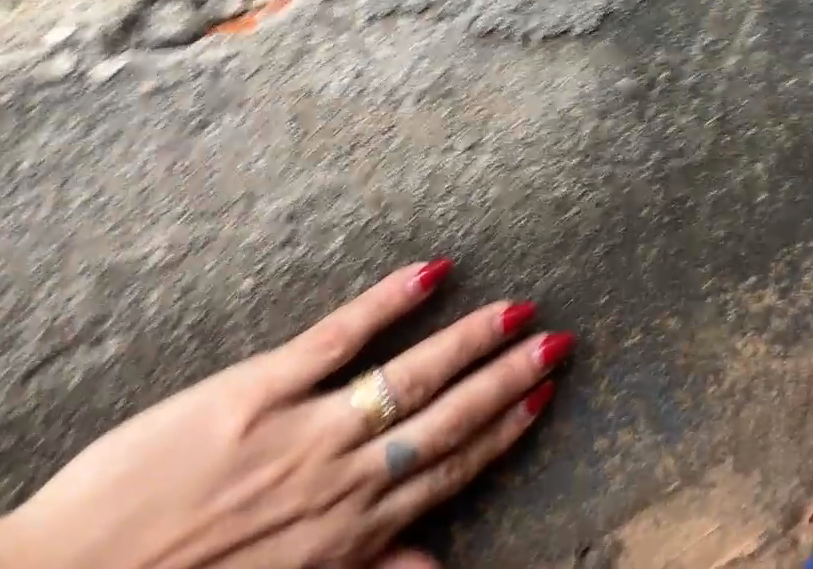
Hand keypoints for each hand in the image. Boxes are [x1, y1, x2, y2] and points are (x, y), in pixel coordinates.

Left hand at [0, 260, 569, 568]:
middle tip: (554, 340)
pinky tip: (429, 273)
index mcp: (351, 531)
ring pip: (409, 377)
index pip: (448, 469)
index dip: (502, 430)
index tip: (540, 396)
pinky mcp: (258, 388)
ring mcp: (306, 429)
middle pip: (446, 419)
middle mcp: (344, 479)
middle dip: (506, 379)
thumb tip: (436, 565)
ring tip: (515, 311)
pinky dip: (387, 303)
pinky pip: (338, 337)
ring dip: (470, 342)